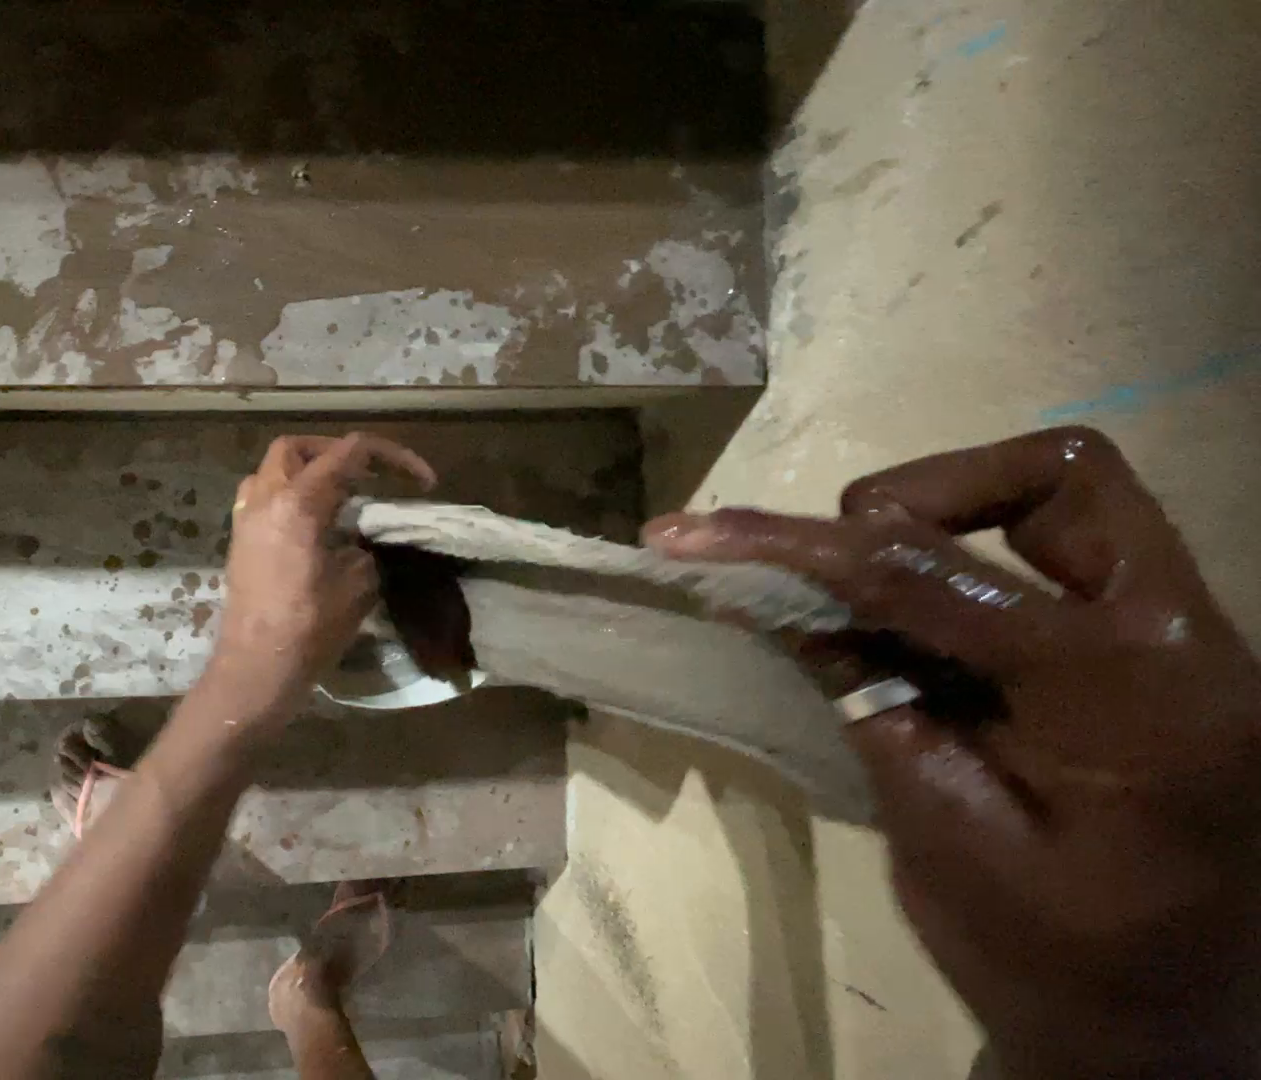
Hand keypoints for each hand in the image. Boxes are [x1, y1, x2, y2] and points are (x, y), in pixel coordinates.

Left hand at [205, 433, 436, 720]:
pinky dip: (290, 495)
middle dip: (337, 452)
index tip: (423, 481)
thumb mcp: (358, 584)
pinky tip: (313, 523)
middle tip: (369, 476)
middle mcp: (265, 499)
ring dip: (308, 470)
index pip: (348, 452)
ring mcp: (246, 518)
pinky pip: (263, 497)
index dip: (393, 457)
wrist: (256, 668)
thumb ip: (366, 546)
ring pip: (274, 470)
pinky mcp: (240, 539)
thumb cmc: (309, 628)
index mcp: (298, 504)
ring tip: (341, 495)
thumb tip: (365, 536)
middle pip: (298, 448)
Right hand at [642, 427, 1260, 1078]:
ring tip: (849, 594)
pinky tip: (878, 619)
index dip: (793, 545)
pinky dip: (941, 562)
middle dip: (908, 498)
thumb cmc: (1062, 961)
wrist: (1178, 1033)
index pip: (928, 574)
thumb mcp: (943, 840)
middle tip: (822, 565)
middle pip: (1050, 475)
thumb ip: (871, 708)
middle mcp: (1170, 634)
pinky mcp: (1129, 649)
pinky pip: (1034, 554)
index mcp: (1131, 694)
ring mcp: (1162, 634)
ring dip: (927, 520)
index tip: (687, 538)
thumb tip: (785, 609)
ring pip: (1049, 495)